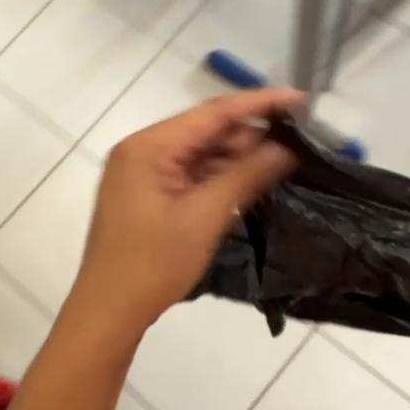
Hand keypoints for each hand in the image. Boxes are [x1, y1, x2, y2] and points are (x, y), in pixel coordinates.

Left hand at [66, 89, 305, 334]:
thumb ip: (247, 175)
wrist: (109, 310)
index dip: (259, 103)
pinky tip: (249, 181)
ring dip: (235, 158)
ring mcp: (139, 172)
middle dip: (249, 135)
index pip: (212, 112)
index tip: (301, 100)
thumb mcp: (206, 216)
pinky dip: (216, 176)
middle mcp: (140, 150)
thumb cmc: (154, 263)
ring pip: (197, 153)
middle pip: (203, 130)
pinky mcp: (144, 194)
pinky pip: (186, 173)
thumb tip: (286, 149)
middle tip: (298, 141)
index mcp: (148, 146)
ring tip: (282, 162)